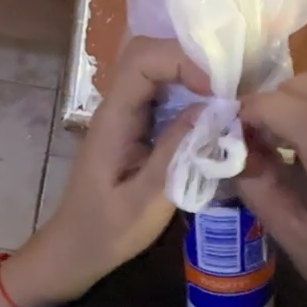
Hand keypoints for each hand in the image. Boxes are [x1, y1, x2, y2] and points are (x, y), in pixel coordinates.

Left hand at [4, 38, 212, 306]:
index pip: (143, 60)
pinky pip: (164, 97)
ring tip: (230, 100)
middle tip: (231, 90)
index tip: (218, 91)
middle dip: (193, 62)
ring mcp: (126, 116)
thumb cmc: (106, 232)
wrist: (75, 251)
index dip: (183, 61)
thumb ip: (177, 153)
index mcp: (113, 119)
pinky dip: (192, 98)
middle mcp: (118, 107)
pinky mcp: (137, 128)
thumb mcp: (146, 201)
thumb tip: (212, 109)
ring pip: (159, 73)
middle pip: (151, 55)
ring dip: (195, 78)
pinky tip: (215, 117)